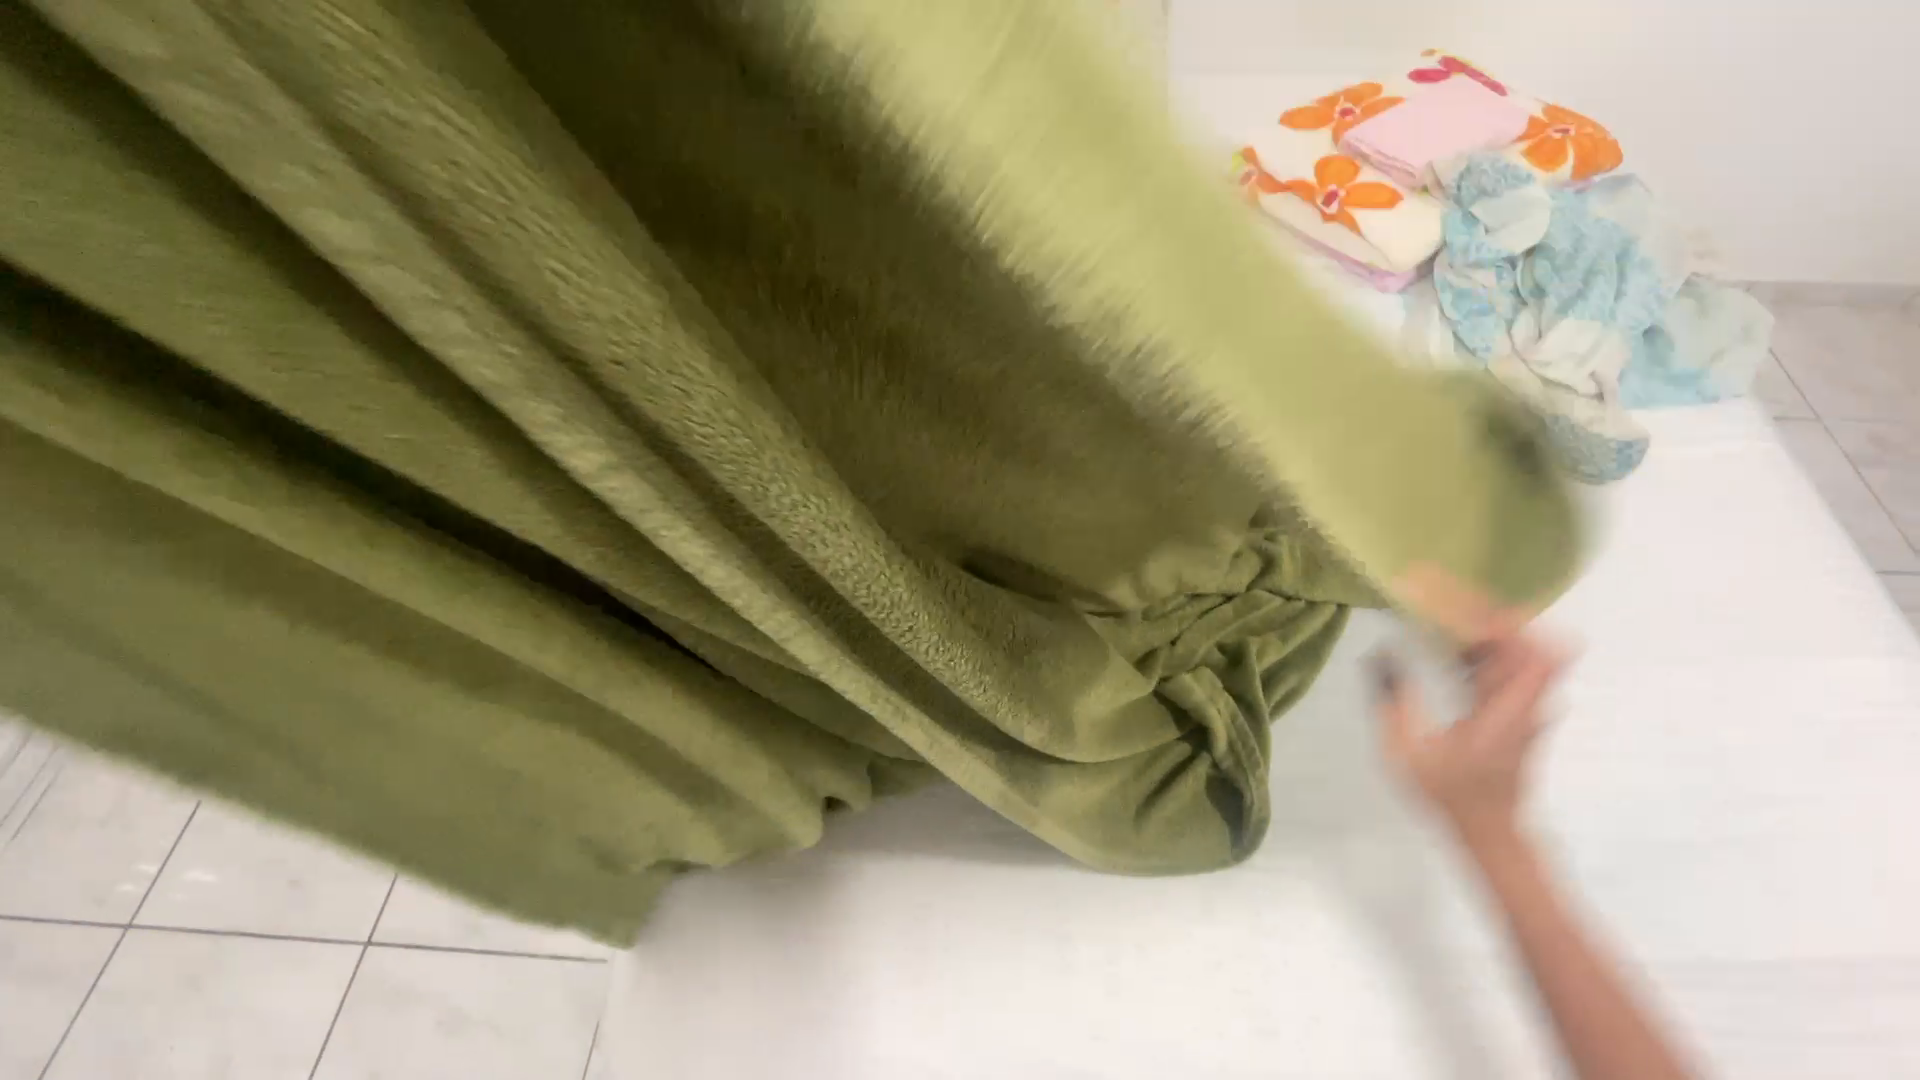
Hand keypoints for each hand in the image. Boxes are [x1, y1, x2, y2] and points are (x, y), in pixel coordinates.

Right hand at [1376, 567, 1568, 839]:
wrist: (1492, 831)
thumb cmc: (1449, 795)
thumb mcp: (1407, 753)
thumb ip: (1394, 700)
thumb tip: (1381, 653)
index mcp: (1506, 710)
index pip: (1523, 646)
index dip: (1490, 615)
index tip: (1446, 597)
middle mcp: (1526, 700)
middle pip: (1523, 635)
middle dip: (1480, 607)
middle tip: (1434, 589)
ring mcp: (1527, 702)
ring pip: (1517, 644)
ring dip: (1480, 621)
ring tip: (1435, 605)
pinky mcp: (1517, 706)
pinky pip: (1506, 661)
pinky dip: (1480, 642)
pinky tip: (1446, 638)